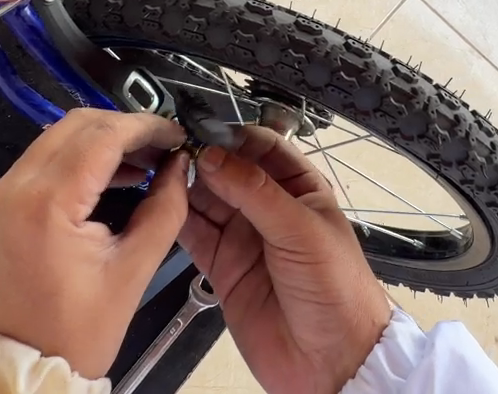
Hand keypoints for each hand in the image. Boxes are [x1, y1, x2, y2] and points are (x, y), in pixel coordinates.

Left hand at [0, 109, 188, 378]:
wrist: (13, 374)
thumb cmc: (76, 332)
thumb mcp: (132, 272)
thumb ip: (164, 209)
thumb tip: (181, 165)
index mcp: (48, 203)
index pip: (104, 135)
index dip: (147, 127)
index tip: (178, 135)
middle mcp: (16, 186)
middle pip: (79, 124)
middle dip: (127, 126)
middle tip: (163, 145)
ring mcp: (1, 192)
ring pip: (60, 134)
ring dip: (104, 137)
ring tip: (145, 159)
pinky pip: (45, 157)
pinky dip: (81, 154)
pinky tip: (113, 174)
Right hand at [180, 126, 391, 393]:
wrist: (332, 363)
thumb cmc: (335, 286)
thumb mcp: (300, 229)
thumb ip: (255, 191)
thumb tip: (212, 155)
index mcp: (298, 187)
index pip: (262, 147)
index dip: (234, 137)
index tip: (204, 133)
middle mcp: (268, 207)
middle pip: (229, 170)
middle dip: (204, 159)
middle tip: (175, 151)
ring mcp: (244, 236)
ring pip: (208, 199)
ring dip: (187, 186)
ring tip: (164, 174)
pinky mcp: (223, 268)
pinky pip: (196, 235)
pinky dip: (178, 220)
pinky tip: (162, 206)